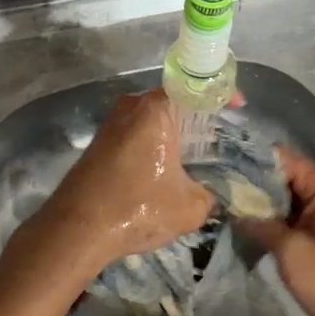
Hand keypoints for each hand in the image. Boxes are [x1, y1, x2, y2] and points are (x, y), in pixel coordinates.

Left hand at [31, 89, 214, 269]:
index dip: (220, 95)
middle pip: (176, 100)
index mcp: (156, 109)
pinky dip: (158, 144)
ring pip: (156, 118)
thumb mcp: (189, 207)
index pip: (196, 87)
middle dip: (201, 117)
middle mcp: (133, 105)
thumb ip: (209, 194)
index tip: (238, 107)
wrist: (76, 228)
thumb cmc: (136, 209)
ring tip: (200, 155)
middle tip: (222, 137)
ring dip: (178, 133)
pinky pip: (140, 132)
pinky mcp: (103, 141)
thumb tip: (211, 193)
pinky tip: (168, 169)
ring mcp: (114, 122)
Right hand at [236, 147, 314, 315]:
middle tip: (215, 184)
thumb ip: (260, 225)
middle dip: (250, 181)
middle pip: (281, 176)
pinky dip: (269, 218)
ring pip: (283, 197)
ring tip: (222, 201)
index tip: (220, 161)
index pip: (281, 158)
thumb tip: (232, 208)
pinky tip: (243, 223)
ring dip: (258, 202)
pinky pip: (289, 216)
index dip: (251, 157)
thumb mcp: (291, 251)